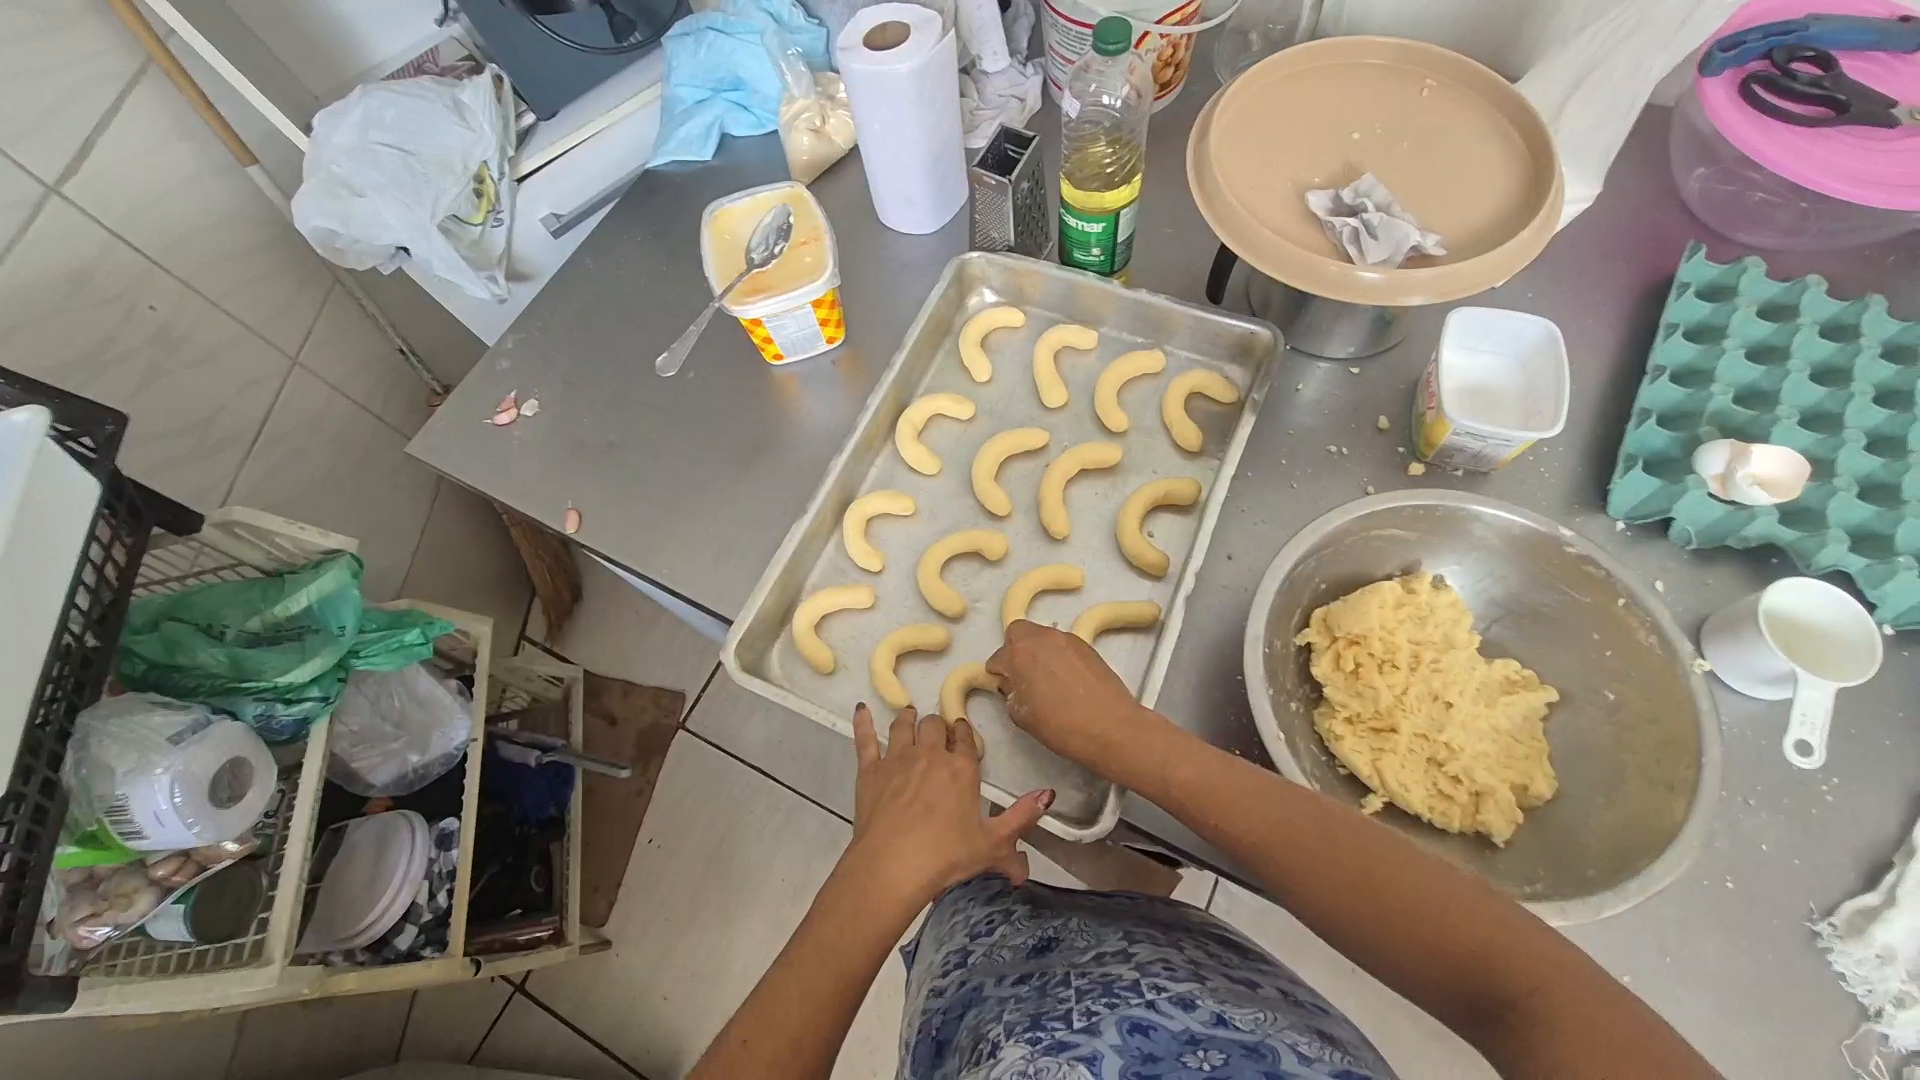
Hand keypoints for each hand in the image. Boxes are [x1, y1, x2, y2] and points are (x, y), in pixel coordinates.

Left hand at [841, 703, 1052, 907]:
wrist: (894, 864)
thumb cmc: (946, 856)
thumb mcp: (993, 843)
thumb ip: (1022, 816)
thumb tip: (1048, 795)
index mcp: (961, 769)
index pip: (964, 739)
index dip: (963, 734)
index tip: (960, 734)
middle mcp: (930, 755)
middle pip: (933, 725)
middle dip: (936, 726)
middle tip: (935, 733)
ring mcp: (897, 759)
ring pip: (903, 726)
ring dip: (907, 719)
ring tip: (909, 716)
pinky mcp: (869, 770)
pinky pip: (865, 738)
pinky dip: (863, 722)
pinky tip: (861, 709)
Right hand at [987, 619, 1166, 777]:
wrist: (1111, 727)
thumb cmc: (1060, 726)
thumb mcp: (1021, 716)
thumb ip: (1010, 692)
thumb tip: (1014, 683)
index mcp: (1018, 653)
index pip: (997, 657)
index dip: (998, 674)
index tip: (1005, 687)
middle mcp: (1041, 638)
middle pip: (1018, 633)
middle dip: (1014, 650)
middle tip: (1021, 675)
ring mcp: (1067, 639)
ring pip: (1042, 637)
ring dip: (1038, 652)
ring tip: (1047, 680)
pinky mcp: (1087, 645)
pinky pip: (1063, 645)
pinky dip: (1058, 656)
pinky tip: (1067, 680)